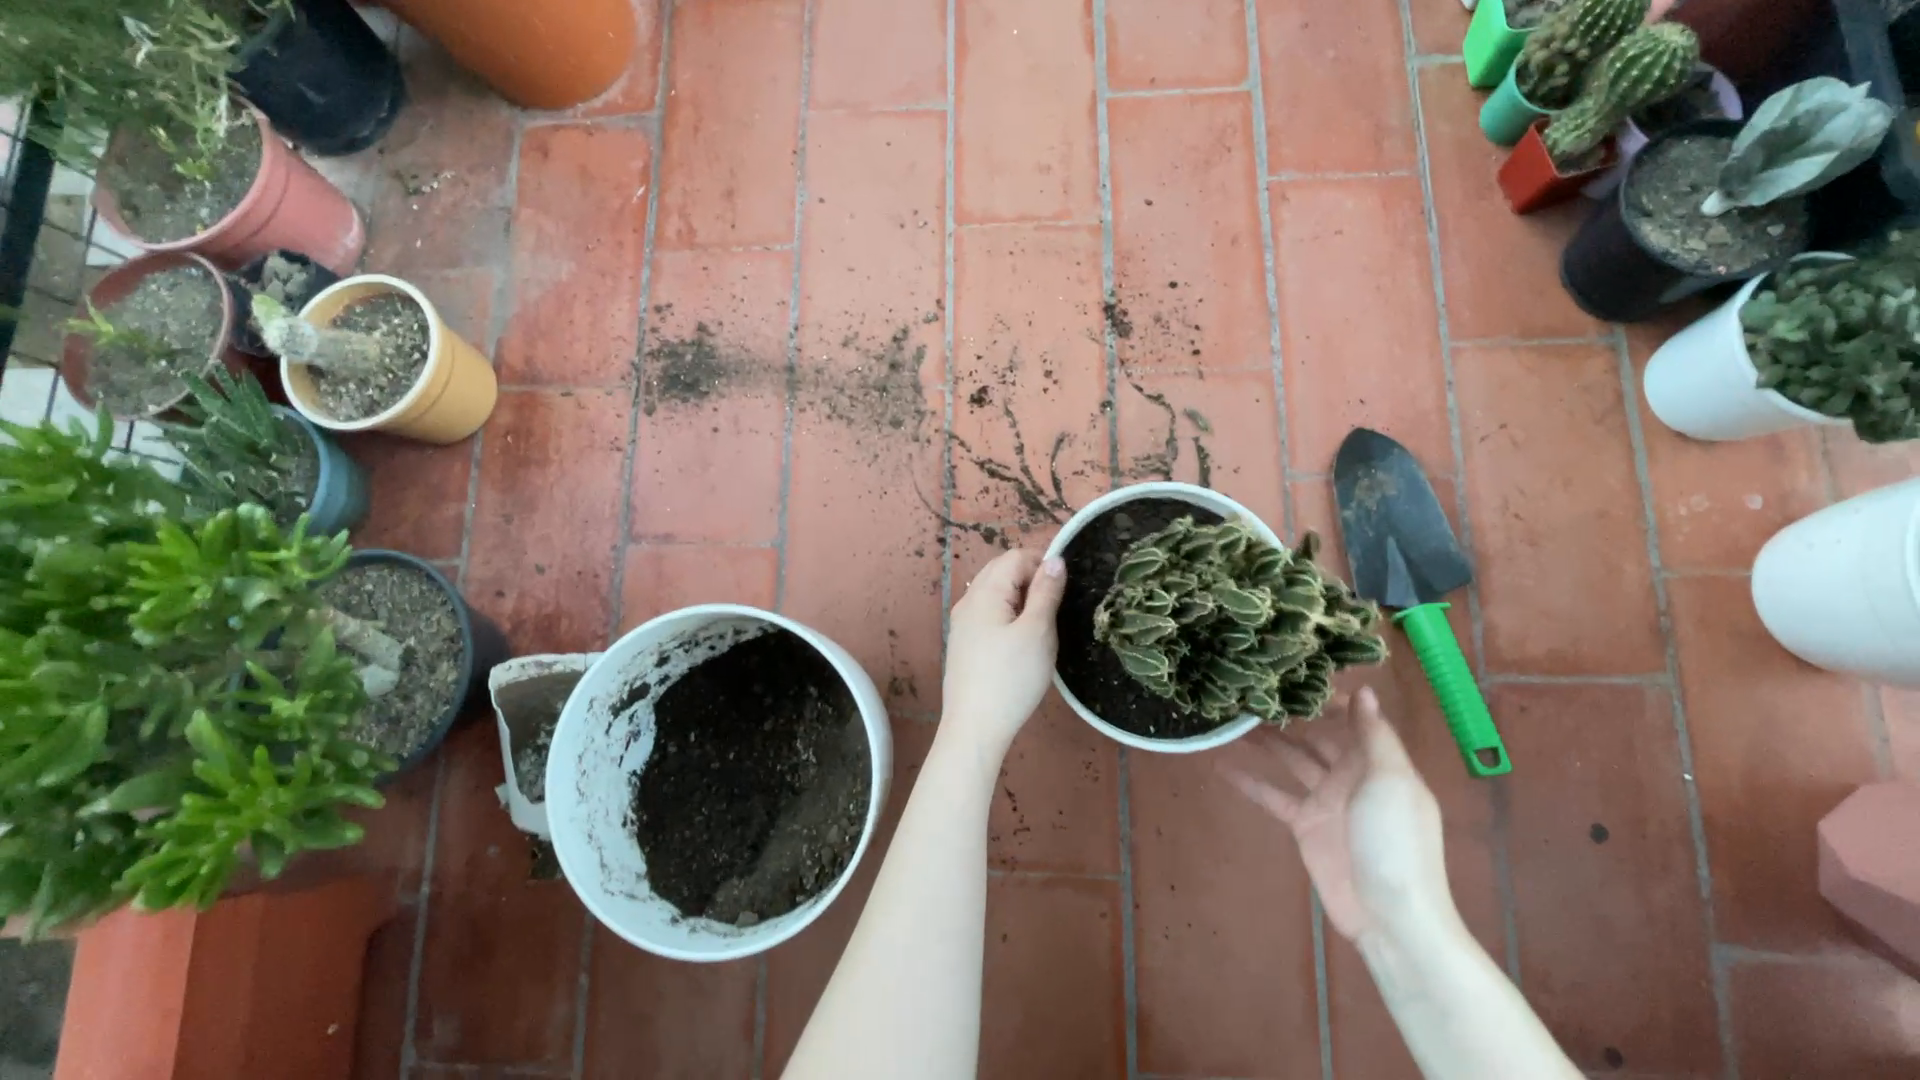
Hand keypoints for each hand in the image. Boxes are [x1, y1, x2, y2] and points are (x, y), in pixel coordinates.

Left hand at [941, 549, 1067, 752]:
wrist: (975, 727)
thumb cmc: (1011, 677)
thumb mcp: (1038, 631)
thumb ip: (1046, 592)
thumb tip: (1055, 559)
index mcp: (985, 592)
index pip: (1015, 557)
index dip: (1043, 563)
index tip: (1065, 589)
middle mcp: (968, 601)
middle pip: (1001, 571)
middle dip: (1031, 578)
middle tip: (1055, 606)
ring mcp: (962, 623)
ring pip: (995, 593)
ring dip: (1020, 597)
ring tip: (1041, 625)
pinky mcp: (964, 643)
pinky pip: (988, 613)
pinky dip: (1008, 614)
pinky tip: (1021, 640)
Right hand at [1221, 688, 1454, 943]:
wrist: (1390, 913)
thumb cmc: (1396, 841)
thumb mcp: (1390, 782)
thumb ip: (1374, 736)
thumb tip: (1363, 690)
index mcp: (1378, 763)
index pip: (1354, 720)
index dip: (1328, 699)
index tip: (1295, 677)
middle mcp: (1352, 775)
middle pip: (1318, 736)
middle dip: (1292, 715)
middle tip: (1253, 691)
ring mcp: (1326, 800)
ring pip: (1292, 759)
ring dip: (1267, 741)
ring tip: (1232, 719)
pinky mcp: (1304, 824)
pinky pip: (1273, 796)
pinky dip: (1249, 781)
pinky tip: (1221, 764)